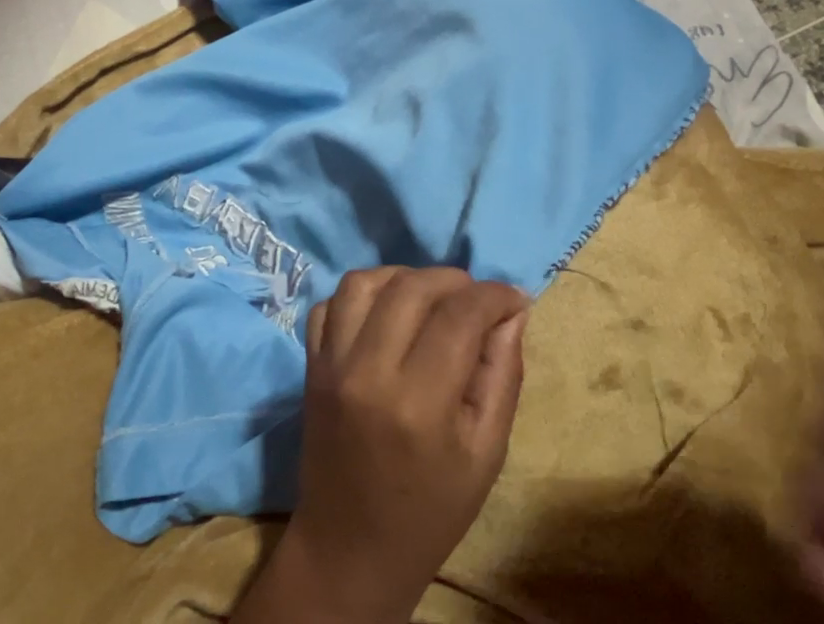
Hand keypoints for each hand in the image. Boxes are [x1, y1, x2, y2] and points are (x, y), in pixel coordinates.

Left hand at [234, 266, 527, 623]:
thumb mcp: (486, 453)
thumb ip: (502, 375)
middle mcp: (367, 371)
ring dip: (404, 278)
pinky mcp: (309, 366)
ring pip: (364, 282)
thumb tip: (513, 312)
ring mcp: (330, 365)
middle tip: (477, 300)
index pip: (460, 315)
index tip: (514, 300)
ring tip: (432, 299)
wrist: (350, 546)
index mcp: (419, 402)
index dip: (495, 296)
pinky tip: (386, 313)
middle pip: (412, 287)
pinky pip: (329, 304)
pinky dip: (361, 295)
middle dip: (455, 281)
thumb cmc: (431, 510)